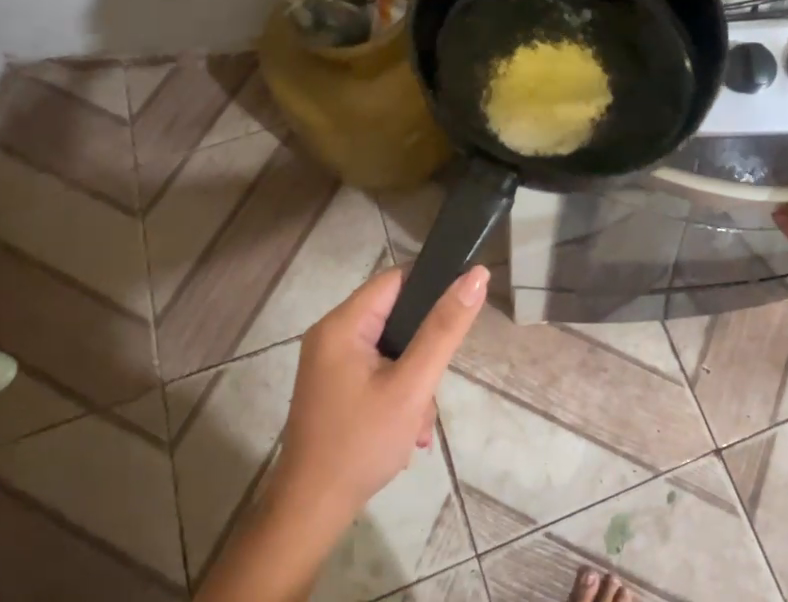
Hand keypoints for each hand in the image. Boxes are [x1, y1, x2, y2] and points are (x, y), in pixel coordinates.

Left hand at [269, 264, 488, 526]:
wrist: (311, 510)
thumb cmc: (361, 443)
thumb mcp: (412, 385)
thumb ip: (444, 329)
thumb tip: (476, 276)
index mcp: (342, 324)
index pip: (397, 279)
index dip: (433, 288)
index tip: (461, 316)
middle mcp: (330, 335)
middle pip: (396, 317)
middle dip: (424, 352)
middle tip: (433, 387)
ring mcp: (329, 363)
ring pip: (391, 350)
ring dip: (414, 382)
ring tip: (418, 422)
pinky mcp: (333, 387)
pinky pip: (376, 372)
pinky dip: (397, 394)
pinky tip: (407, 430)